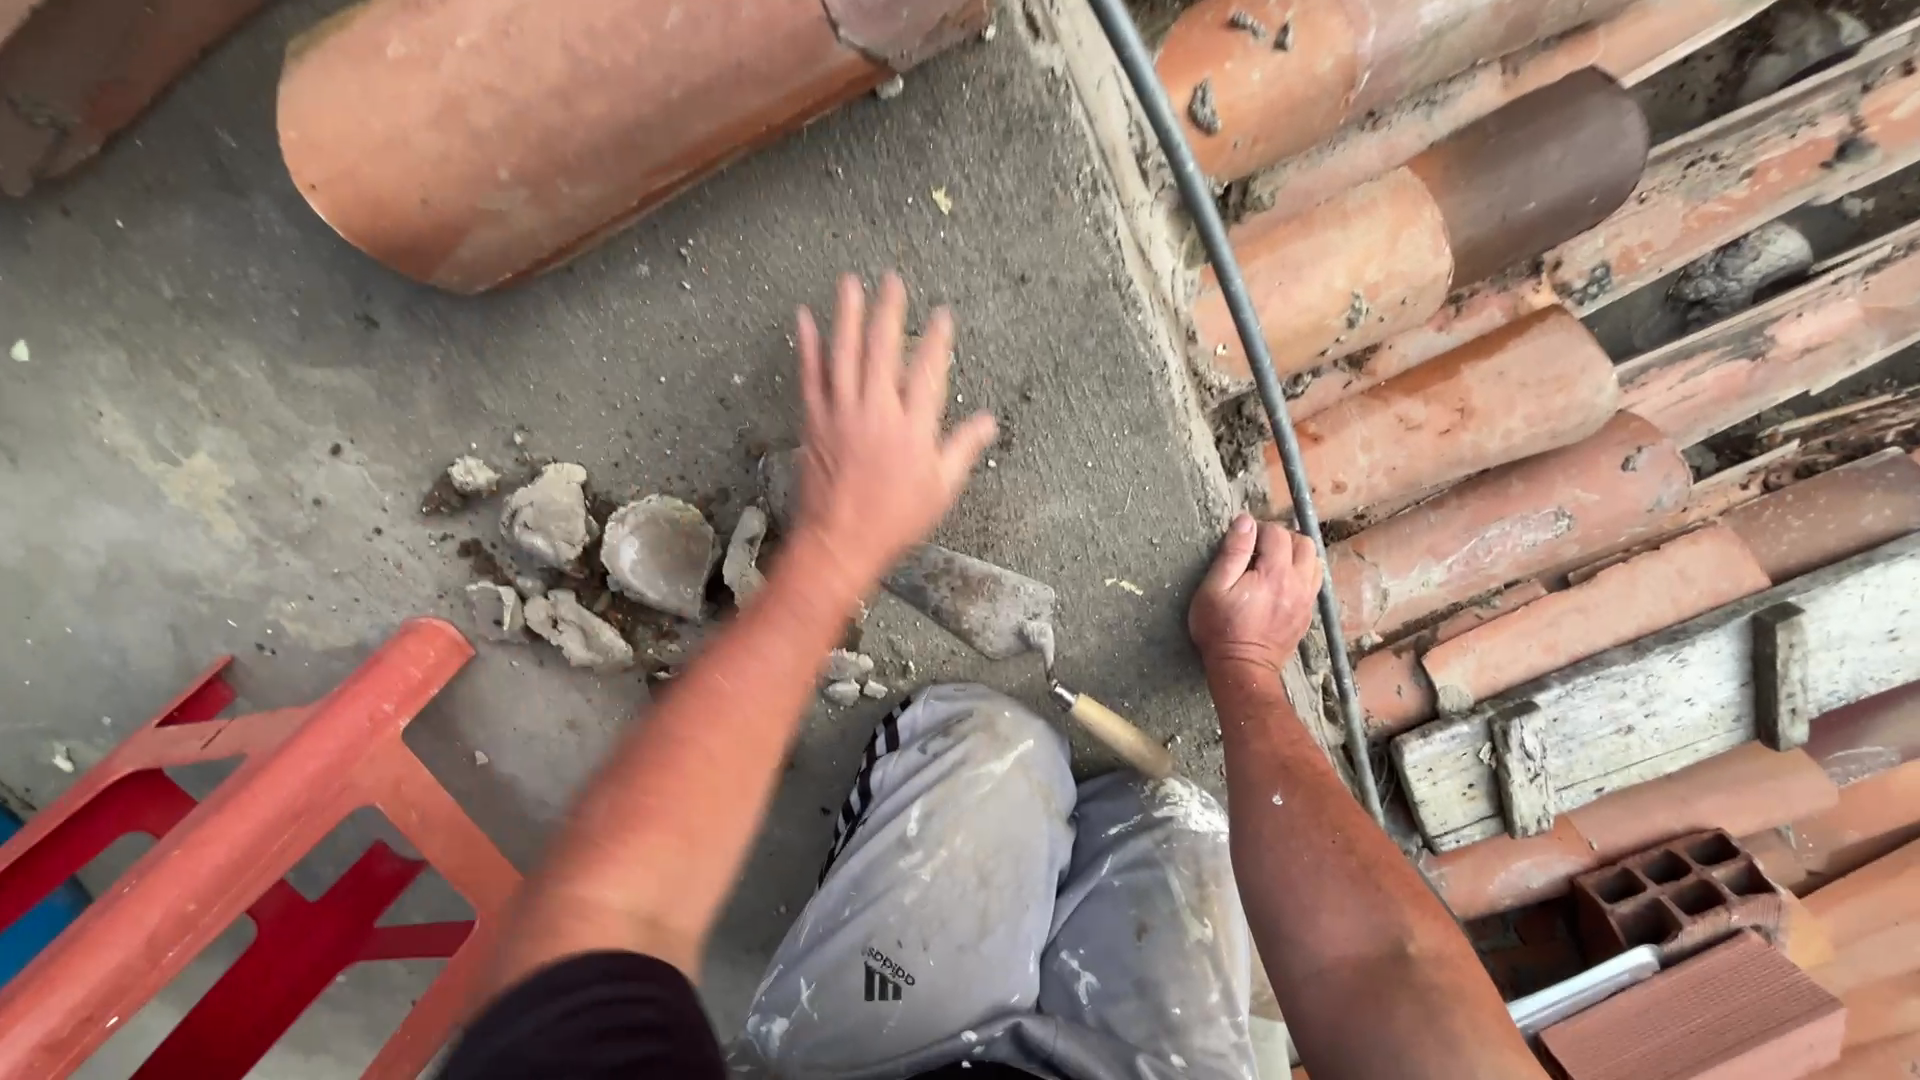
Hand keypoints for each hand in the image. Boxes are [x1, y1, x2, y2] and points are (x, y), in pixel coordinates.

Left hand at [792, 272, 997, 583]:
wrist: (840, 543)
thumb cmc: (894, 520)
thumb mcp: (941, 490)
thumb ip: (963, 449)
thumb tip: (988, 421)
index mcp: (912, 427)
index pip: (929, 370)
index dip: (937, 339)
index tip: (942, 314)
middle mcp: (876, 411)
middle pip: (884, 349)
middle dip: (890, 310)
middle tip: (892, 280)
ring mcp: (841, 413)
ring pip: (844, 353)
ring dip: (848, 314)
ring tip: (851, 282)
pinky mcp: (814, 421)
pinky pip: (810, 375)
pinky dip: (807, 345)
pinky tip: (804, 319)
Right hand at [1189, 514, 1321, 673]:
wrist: (1242, 668)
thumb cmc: (1220, 629)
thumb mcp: (1214, 588)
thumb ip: (1233, 552)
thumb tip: (1245, 522)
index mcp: (1275, 574)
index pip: (1278, 533)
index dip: (1259, 529)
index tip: (1243, 539)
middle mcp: (1298, 584)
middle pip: (1304, 543)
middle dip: (1282, 537)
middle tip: (1258, 548)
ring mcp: (1307, 600)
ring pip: (1314, 562)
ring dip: (1295, 555)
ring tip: (1271, 563)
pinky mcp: (1307, 614)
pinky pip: (1313, 582)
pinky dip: (1300, 573)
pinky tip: (1279, 582)